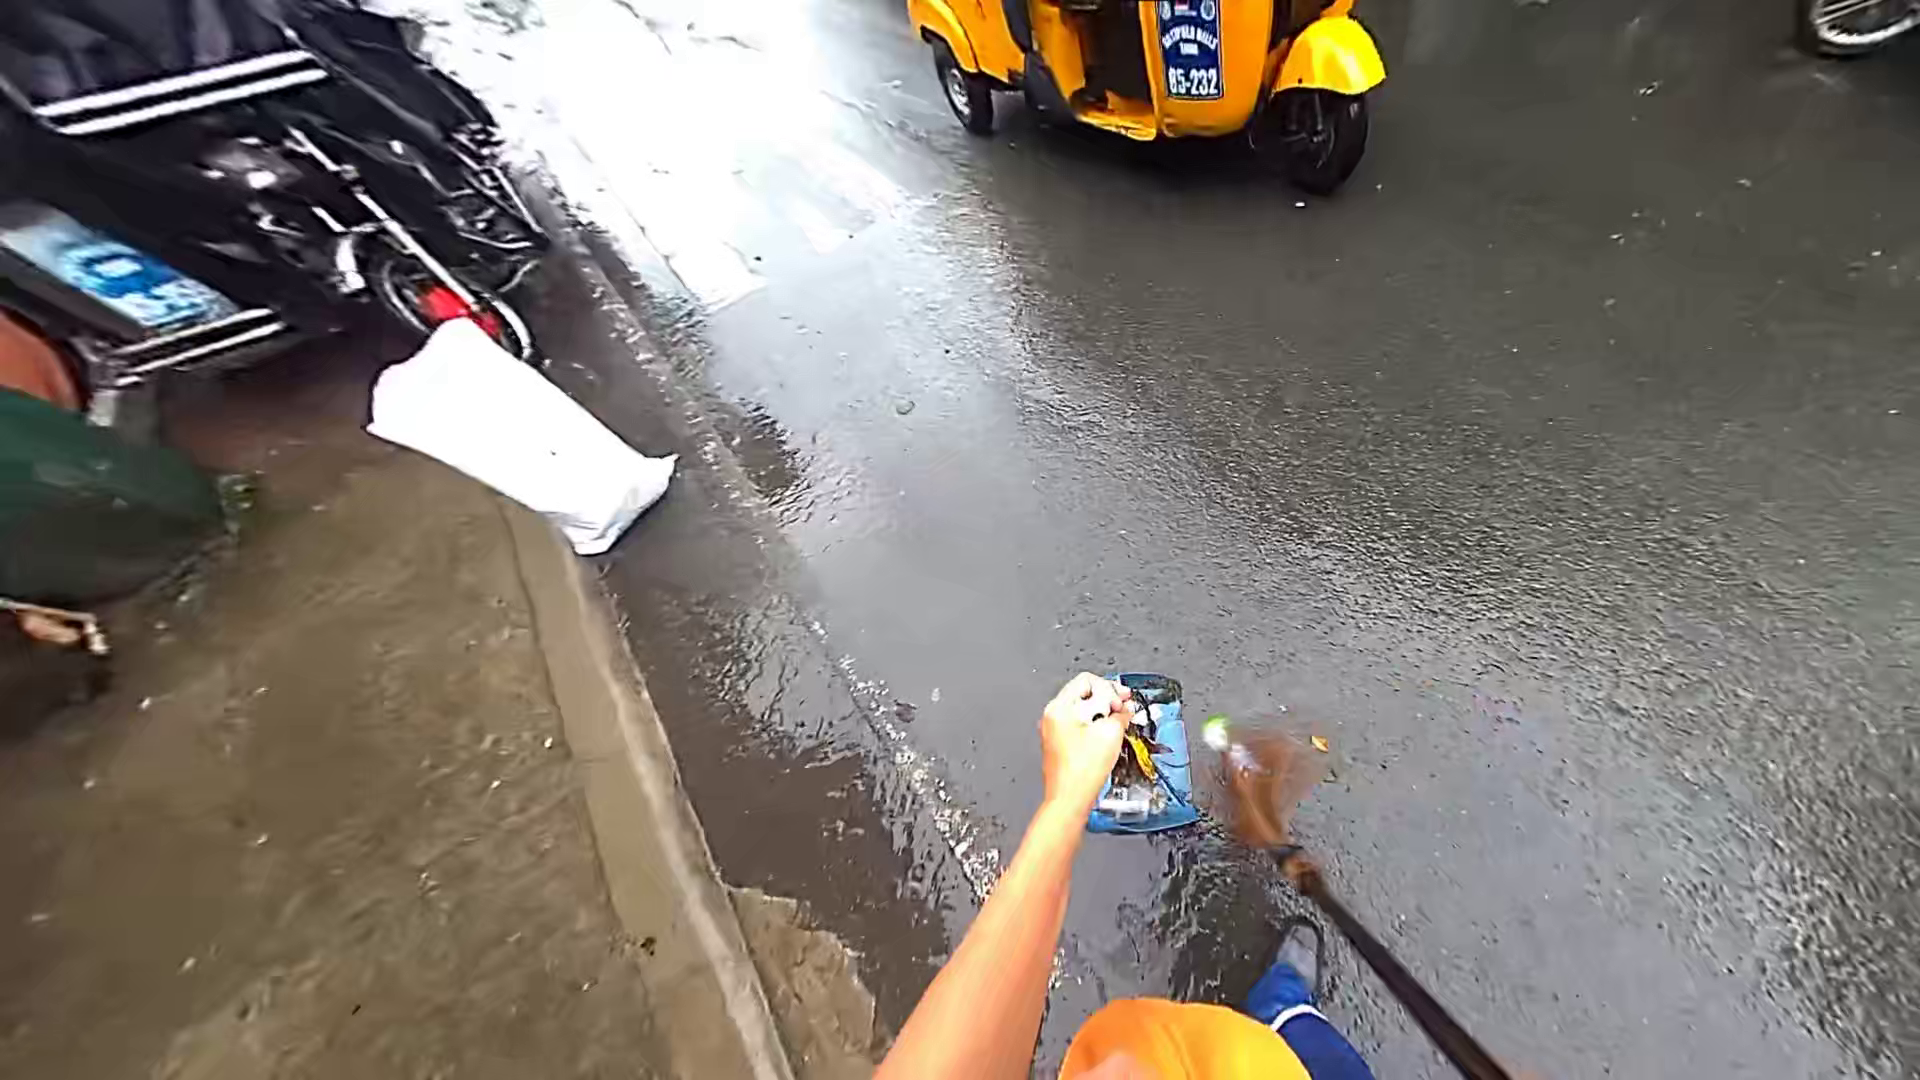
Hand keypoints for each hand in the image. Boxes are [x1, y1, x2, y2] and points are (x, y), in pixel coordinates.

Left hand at [1038, 673, 1134, 814]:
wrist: (1069, 800)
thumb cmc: (1081, 772)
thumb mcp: (1110, 734)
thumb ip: (1120, 714)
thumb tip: (1125, 707)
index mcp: (1059, 707)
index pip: (1086, 680)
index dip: (1108, 689)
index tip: (1120, 703)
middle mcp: (1053, 715)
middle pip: (1083, 693)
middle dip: (1107, 698)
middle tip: (1124, 706)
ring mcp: (1054, 729)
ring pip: (1082, 709)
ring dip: (1102, 712)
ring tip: (1118, 721)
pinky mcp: (1060, 742)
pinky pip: (1078, 723)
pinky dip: (1094, 724)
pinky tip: (1107, 734)